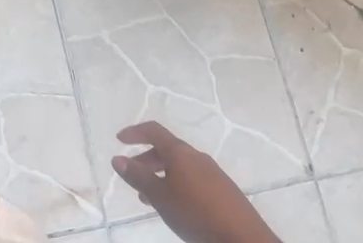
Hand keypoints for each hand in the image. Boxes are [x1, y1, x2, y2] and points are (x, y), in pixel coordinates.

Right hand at [112, 122, 279, 242]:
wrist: (245, 241)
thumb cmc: (196, 214)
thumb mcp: (160, 197)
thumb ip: (138, 177)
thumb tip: (117, 158)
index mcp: (180, 152)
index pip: (153, 130)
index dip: (135, 132)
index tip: (120, 140)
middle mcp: (197, 157)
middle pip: (167, 149)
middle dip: (147, 160)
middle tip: (134, 176)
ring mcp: (214, 173)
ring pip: (181, 167)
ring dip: (162, 176)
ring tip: (151, 198)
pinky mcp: (225, 191)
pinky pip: (194, 179)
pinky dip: (178, 185)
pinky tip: (178, 206)